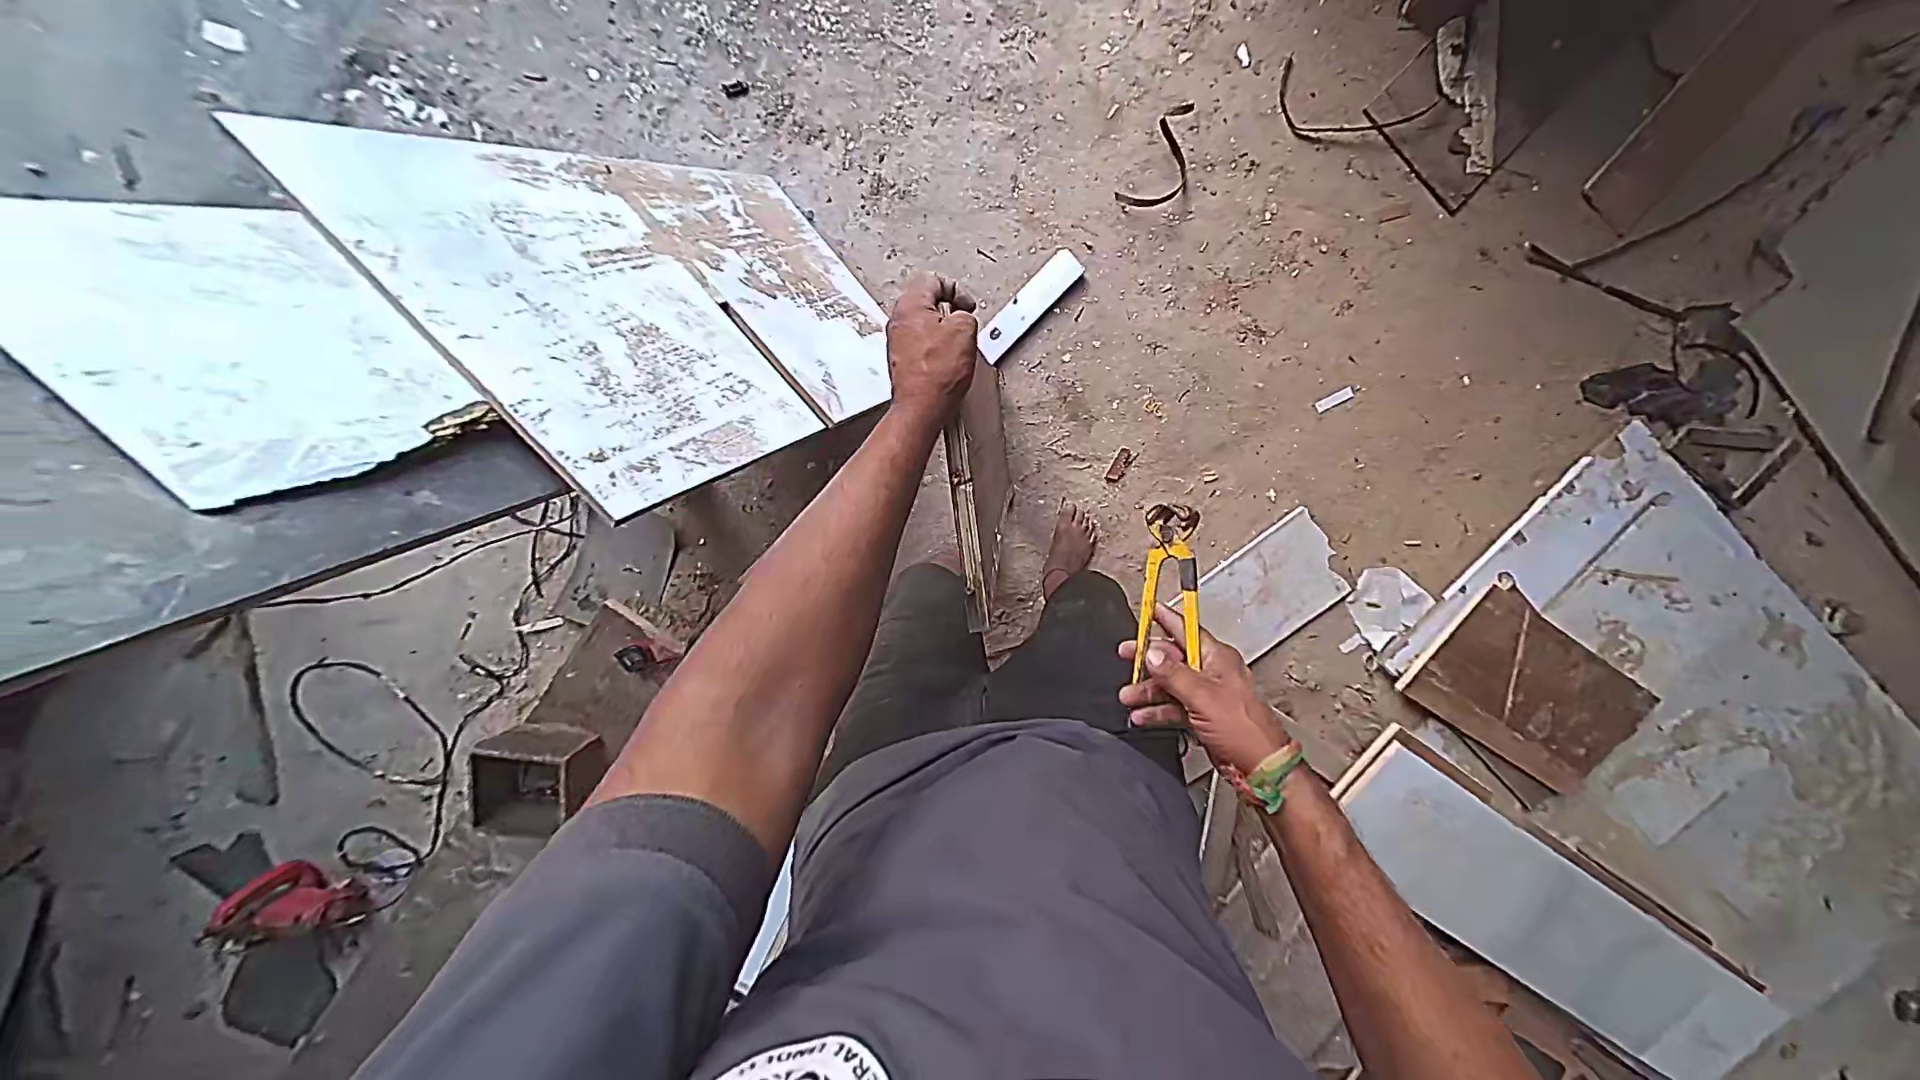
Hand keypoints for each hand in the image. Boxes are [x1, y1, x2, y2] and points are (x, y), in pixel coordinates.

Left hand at [886, 272, 978, 423]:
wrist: (922, 408)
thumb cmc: (936, 375)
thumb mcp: (965, 330)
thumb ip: (964, 314)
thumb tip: (963, 318)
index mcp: (909, 305)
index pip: (933, 280)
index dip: (956, 290)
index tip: (966, 304)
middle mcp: (898, 322)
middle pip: (926, 303)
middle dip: (948, 312)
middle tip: (962, 324)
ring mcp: (897, 343)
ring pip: (924, 326)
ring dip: (942, 333)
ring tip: (955, 348)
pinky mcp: (901, 361)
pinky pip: (922, 347)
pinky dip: (935, 351)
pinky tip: (946, 364)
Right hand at [1118, 604, 1293, 774]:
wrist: (1259, 767)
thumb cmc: (1246, 730)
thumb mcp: (1203, 696)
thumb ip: (1174, 674)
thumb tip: (1153, 655)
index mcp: (1217, 658)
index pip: (1187, 630)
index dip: (1166, 618)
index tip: (1150, 608)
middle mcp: (1212, 673)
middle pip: (1173, 658)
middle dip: (1148, 660)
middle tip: (1127, 654)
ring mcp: (1207, 695)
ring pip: (1170, 684)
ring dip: (1148, 690)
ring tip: (1129, 695)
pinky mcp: (1202, 716)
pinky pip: (1173, 707)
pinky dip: (1157, 710)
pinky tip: (1143, 715)